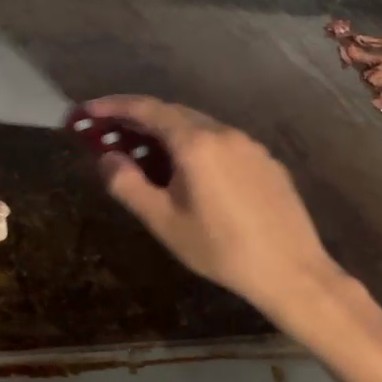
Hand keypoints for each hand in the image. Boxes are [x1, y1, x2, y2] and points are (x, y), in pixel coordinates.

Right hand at [87, 95, 346, 317]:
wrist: (294, 274)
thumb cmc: (221, 248)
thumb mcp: (162, 221)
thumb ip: (126, 184)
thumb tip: (106, 158)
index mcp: (195, 143)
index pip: (145, 109)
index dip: (112, 107)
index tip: (87, 111)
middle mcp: (223, 133)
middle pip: (171, 112)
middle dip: (136, 119)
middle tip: (110, 135)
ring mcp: (249, 146)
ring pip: (197, 126)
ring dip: (165, 133)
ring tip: (144, 156)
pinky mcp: (266, 162)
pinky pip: (219, 142)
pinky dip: (192, 145)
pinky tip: (187, 173)